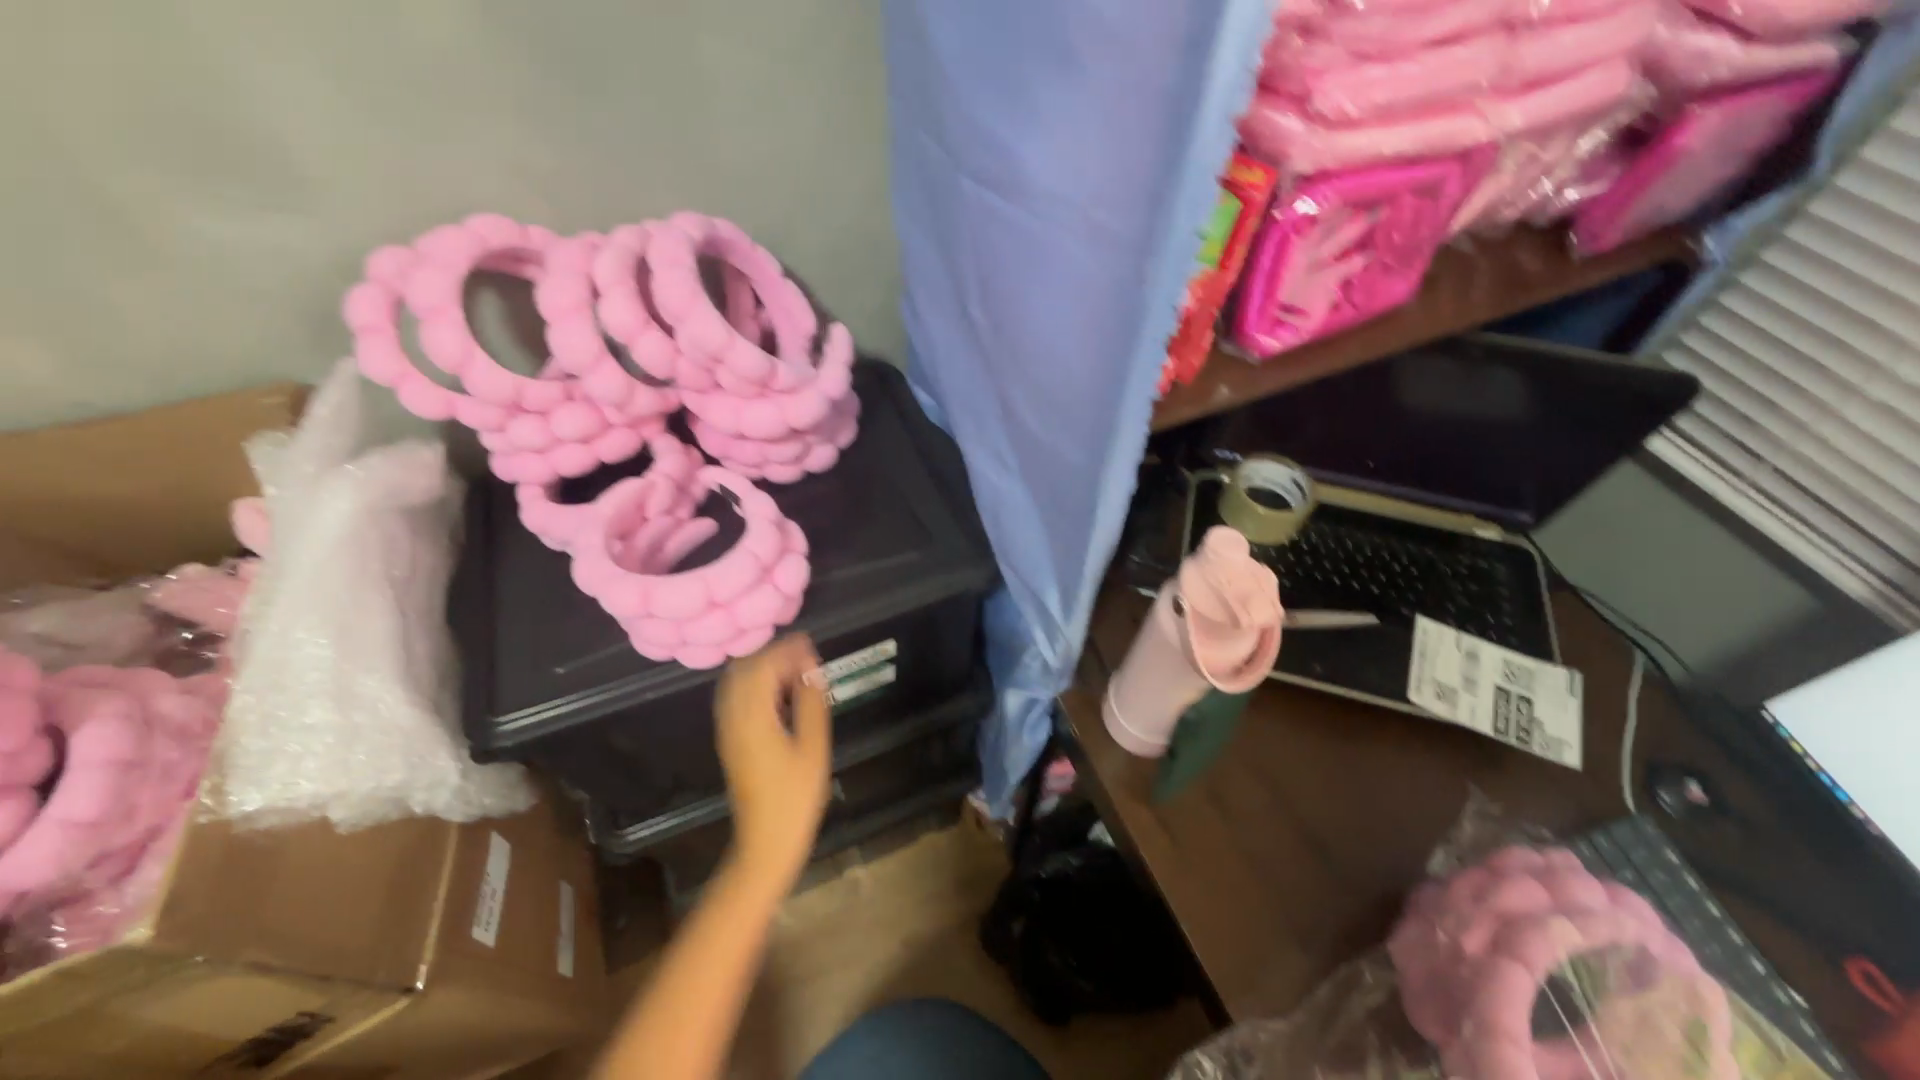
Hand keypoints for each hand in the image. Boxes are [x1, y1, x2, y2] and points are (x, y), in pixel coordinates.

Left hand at [714, 635, 832, 894]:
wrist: (766, 841)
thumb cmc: (796, 798)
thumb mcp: (813, 748)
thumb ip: (810, 703)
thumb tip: (810, 669)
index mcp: (753, 716)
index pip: (761, 666)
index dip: (784, 650)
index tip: (809, 643)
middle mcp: (733, 717)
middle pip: (744, 669)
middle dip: (771, 655)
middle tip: (804, 656)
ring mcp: (727, 730)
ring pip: (737, 683)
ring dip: (762, 669)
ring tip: (795, 672)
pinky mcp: (730, 741)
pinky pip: (736, 699)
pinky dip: (755, 686)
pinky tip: (779, 695)